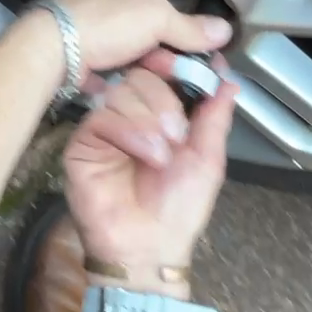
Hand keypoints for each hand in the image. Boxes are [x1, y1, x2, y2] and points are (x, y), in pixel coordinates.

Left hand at [44, 0, 233, 73]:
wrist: (52, 48)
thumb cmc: (106, 25)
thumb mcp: (155, 19)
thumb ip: (189, 27)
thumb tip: (226, 29)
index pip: (162, 9)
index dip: (182, 34)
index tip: (197, 60)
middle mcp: (104, 7)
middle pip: (144, 36)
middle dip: (162, 57)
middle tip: (178, 79)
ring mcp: (87, 34)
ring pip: (125, 57)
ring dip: (141, 72)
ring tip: (156, 90)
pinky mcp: (74, 60)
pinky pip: (104, 73)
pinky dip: (117, 82)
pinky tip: (127, 93)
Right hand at [62, 60, 238, 271]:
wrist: (149, 246)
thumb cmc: (179, 208)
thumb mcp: (207, 159)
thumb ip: (215, 117)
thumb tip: (229, 79)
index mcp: (158, 115)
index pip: (160, 74)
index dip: (172, 65)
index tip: (190, 65)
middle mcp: (129, 115)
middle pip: (139, 77)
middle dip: (164, 99)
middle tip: (178, 133)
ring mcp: (104, 127)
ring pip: (121, 93)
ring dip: (149, 120)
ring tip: (162, 154)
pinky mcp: (82, 143)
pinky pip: (102, 117)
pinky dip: (130, 131)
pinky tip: (147, 154)